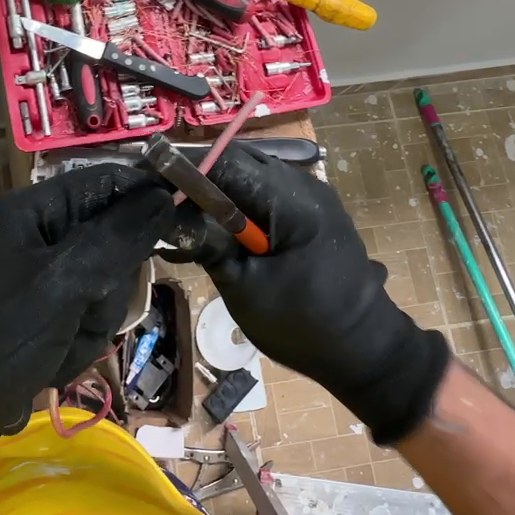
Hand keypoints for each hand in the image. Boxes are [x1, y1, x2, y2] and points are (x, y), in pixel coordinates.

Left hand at [0, 165, 174, 514]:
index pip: (107, 182)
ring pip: (102, 290)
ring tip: (55, 351)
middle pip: (111, 242)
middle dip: (107, 287)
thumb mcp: (61, 285)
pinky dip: (72, 348)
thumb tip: (162, 195)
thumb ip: (116, 238)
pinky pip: (80, 322)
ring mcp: (35, 281)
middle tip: (82, 312)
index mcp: (34, 211)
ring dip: (89, 326)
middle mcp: (36, 237)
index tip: (185, 226)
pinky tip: (45, 368)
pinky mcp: (34, 319)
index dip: (146, 199)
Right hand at [167, 146, 449, 443]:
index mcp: (293, 201)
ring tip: (183, 213)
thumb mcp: (244, 289)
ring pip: (252, 174)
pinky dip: (238, 201)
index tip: (147, 179)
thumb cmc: (303, 327)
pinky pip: (267, 191)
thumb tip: (168, 212)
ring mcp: (313, 197)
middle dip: (198, 176)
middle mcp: (306, 186)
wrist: (366, 353)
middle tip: (160, 198)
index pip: (226, 163)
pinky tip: (218, 226)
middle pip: (239, 162)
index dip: (184, 168)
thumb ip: (207, 243)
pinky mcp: (313, 212)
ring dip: (218, 189)